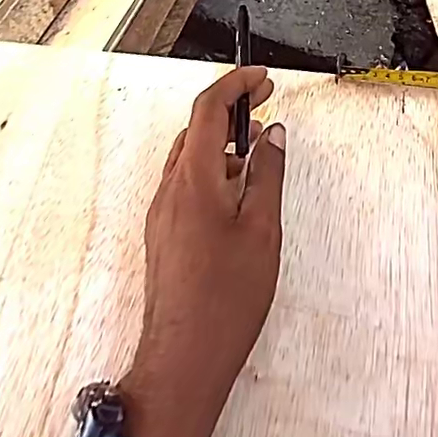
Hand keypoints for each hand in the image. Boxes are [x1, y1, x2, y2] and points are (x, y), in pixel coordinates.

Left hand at [121, 66, 286, 436]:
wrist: (183, 361)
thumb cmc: (222, 303)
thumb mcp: (262, 229)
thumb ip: (268, 173)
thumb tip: (273, 136)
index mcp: (194, 180)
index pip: (209, 109)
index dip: (235, 83)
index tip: (258, 76)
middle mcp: (171, 189)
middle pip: (198, 126)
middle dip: (232, 105)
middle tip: (262, 96)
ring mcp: (164, 210)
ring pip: (191, 152)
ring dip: (223, 136)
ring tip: (256, 140)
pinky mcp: (164, 229)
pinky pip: (187, 178)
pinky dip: (213, 164)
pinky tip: (237, 183)